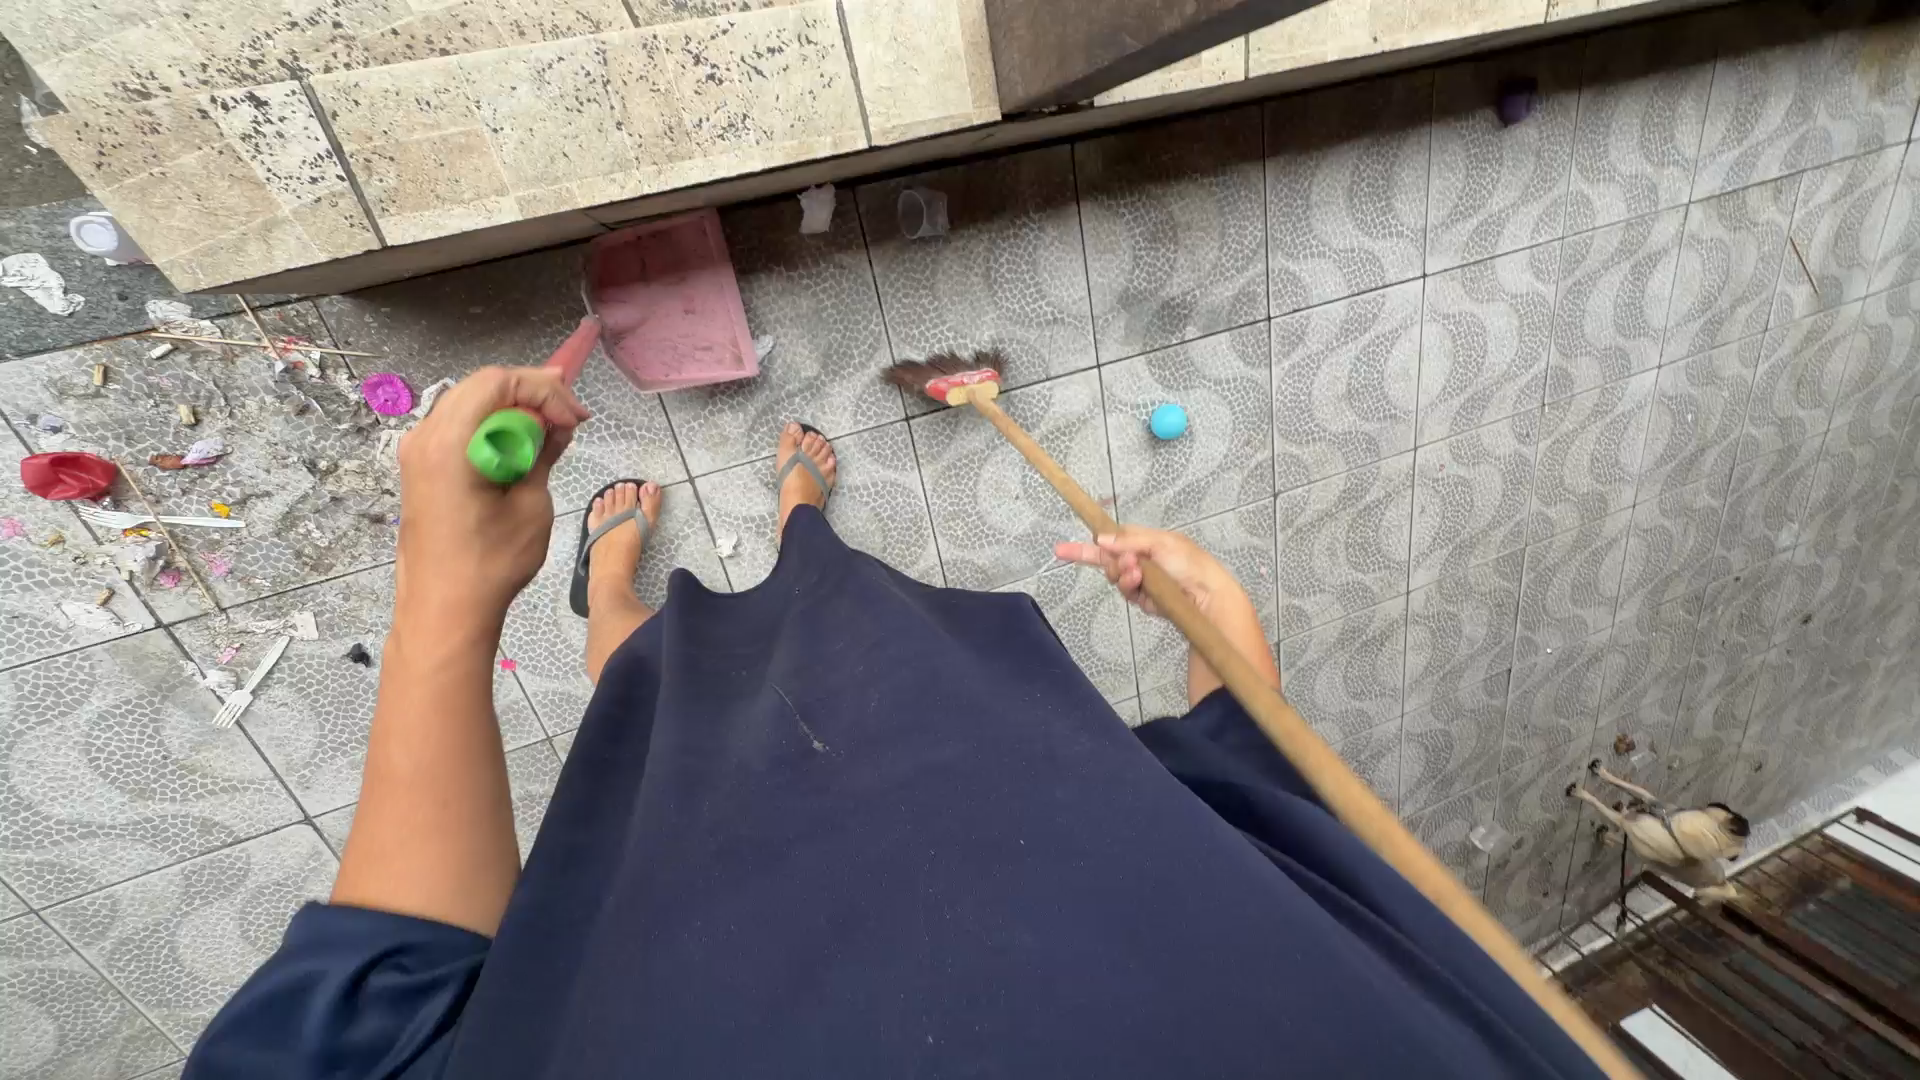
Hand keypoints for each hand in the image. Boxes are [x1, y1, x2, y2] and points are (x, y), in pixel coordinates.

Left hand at [393, 367, 590, 630]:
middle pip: (483, 386)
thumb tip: (558, 425)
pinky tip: (525, 445)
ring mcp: (419, 451)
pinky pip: (463, 426)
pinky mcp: (424, 466)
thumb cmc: (492, 561)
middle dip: (534, 395)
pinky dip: (498, 427)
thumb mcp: (532, 504)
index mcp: (449, 443)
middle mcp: (425, 437)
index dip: (545, 390)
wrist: (446, 607)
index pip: (498, 383)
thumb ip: (542, 453)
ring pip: (473, 403)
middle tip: (572, 419)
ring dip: (517, 410)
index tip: (576, 419)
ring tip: (555, 431)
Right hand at [1054, 527, 1240, 617]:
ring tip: (1138, 573)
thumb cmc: (1190, 563)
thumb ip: (1129, 540)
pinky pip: (1125, 592)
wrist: (1207, 596)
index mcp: (1144, 541)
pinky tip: (1139, 583)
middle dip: (1112, 562)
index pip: (1111, 539)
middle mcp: (1140, 559)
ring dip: (1122, 574)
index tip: (1060, 550)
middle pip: (1108, 560)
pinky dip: (1129, 586)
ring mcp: (1140, 581)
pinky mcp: (1142, 600)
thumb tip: (1100, 539)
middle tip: (1128, 563)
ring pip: (1115, 577)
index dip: (1088, 545)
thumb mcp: (1161, 542)